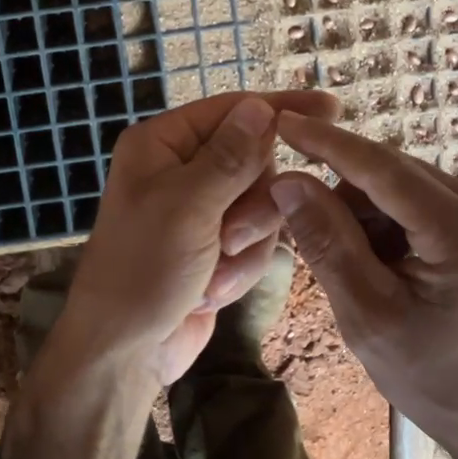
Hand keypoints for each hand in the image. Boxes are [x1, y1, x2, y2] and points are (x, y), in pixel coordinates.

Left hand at [65, 89, 340, 383]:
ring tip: (215, 271)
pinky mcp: (214, 245)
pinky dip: (241, 267)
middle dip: (252, 205)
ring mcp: (200, 209)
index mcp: (163, 144)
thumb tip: (260, 105)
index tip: (333, 107)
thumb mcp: (189, 206)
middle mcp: (182, 168)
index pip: (233, 111)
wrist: (123, 353)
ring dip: (247, 244)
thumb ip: (231, 156)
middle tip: (230, 237)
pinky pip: (255, 240)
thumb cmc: (144, 268)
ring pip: (262, 204)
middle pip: (255, 162)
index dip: (281, 110)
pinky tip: (212, 291)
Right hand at [270, 112, 457, 458]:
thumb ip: (327, 242)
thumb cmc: (433, 380)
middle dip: (343, 193)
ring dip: (364, 211)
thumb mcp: (367, 317)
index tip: (281, 120)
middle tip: (305, 230)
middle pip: (392, 172)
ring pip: (402, 183)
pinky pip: (418, 198)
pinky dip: (386, 220)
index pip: (385, 169)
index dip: (329, 142)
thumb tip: (286, 179)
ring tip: (358, 268)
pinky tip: (380, 262)